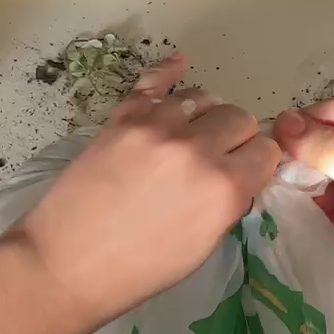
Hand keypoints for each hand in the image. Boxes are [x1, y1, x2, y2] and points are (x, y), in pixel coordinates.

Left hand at [9, 53, 280, 326]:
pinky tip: (179, 63)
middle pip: (237, 118)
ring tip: (190, 132)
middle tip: (215, 156)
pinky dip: (168, 72)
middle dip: (234, 137)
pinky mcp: (122, 118)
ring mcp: (157, 127)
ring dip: (203, 114)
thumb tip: (236, 173)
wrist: (67, 262)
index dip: (256, 162)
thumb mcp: (201, 245)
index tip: (245, 169)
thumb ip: (226, 201)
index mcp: (225, 189)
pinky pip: (153, 81)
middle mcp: (197, 149)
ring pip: (201, 97)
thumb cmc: (137, 270)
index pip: (265, 151)